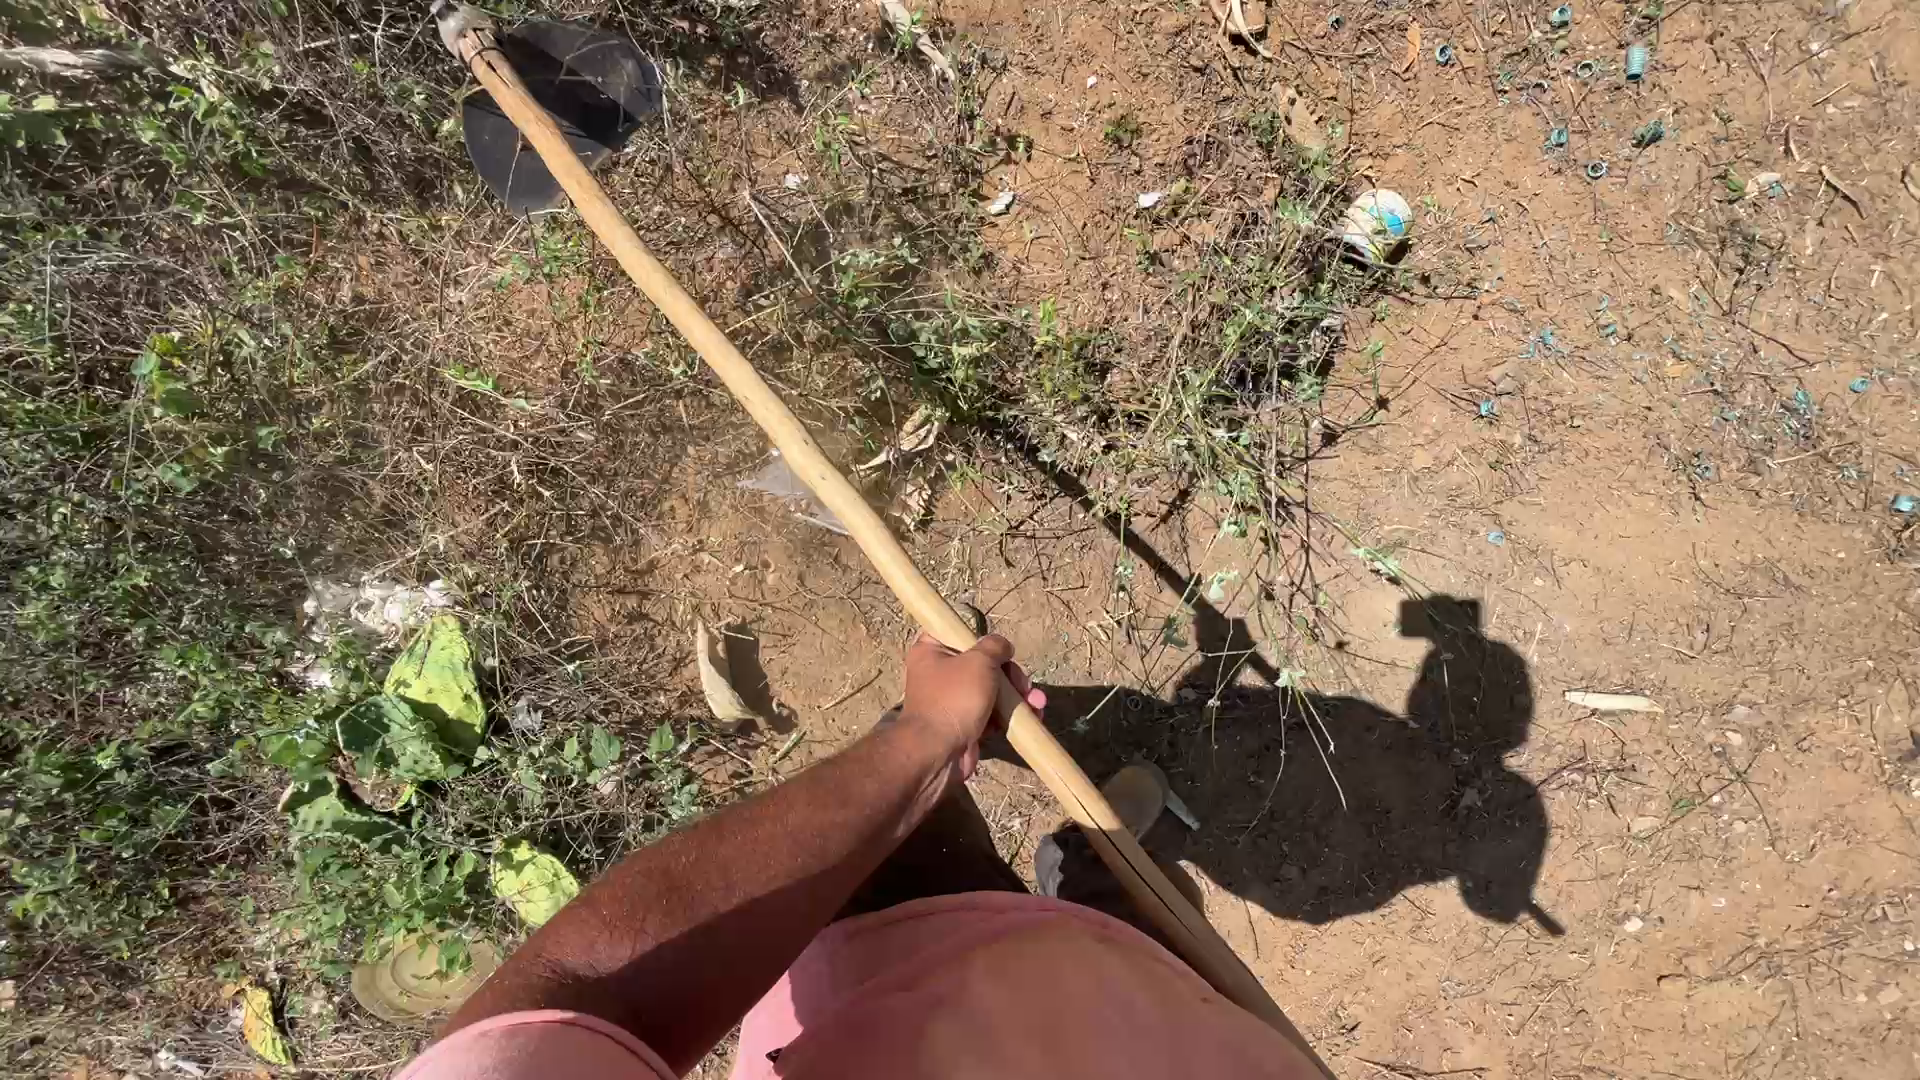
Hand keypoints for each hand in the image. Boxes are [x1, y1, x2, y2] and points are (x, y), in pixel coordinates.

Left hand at [897, 633, 1045, 780]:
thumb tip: (1002, 646)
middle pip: (982, 664)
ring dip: (1017, 695)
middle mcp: (939, 673)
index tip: (1001, 649)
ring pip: (992, 690)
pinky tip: (1032, 716)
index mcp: (932, 651)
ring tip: (1037, 703)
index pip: (957, 634)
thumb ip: (994, 646)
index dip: (982, 639)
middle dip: (1010, 675)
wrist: (938, 753)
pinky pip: (993, 713)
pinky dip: (1011, 714)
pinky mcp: (966, 724)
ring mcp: (953, 701)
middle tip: (1023, 684)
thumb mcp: (978, 661)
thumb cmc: (954, 698)